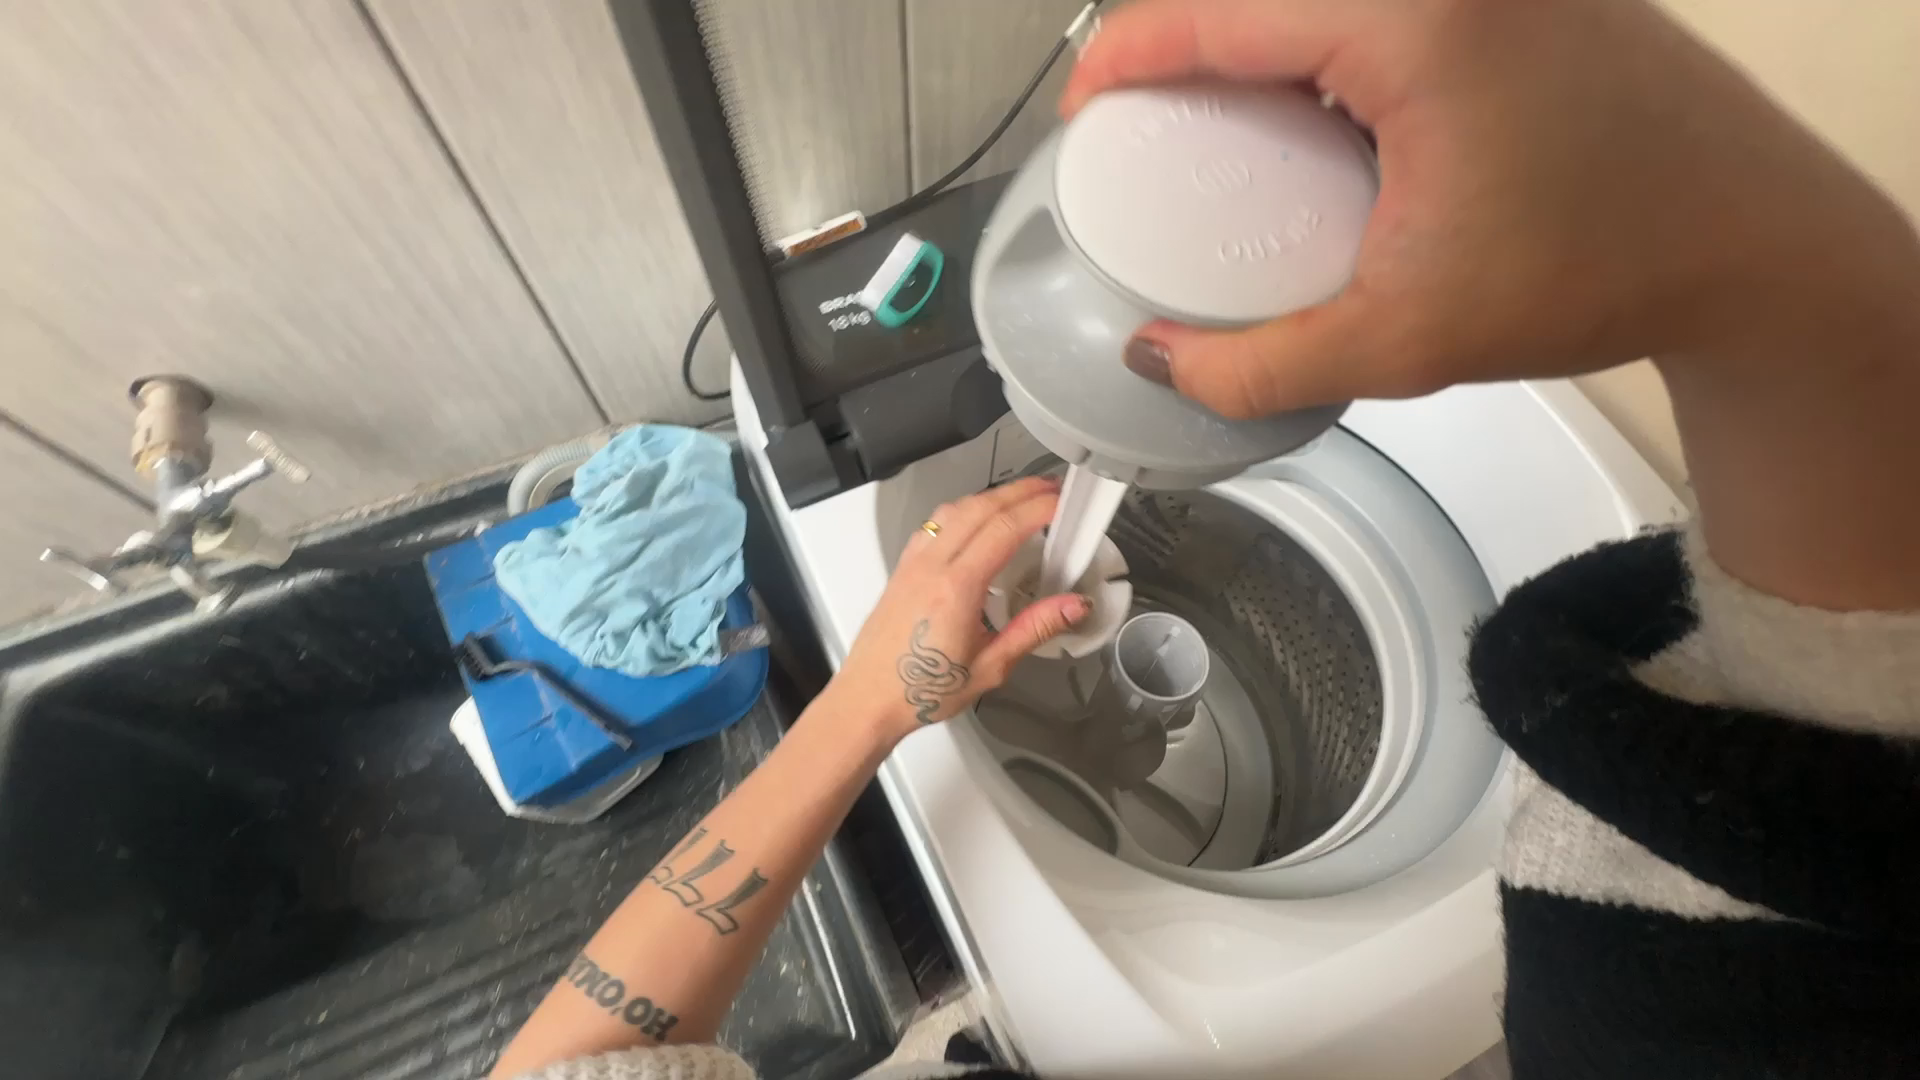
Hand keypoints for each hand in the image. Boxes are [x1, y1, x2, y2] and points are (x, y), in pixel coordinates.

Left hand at [828, 476, 1091, 744]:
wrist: (868, 700)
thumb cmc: (921, 690)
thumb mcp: (990, 667)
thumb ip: (1034, 629)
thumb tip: (1073, 605)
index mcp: (956, 589)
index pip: (1004, 529)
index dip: (1038, 508)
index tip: (1062, 502)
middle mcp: (931, 567)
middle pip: (981, 507)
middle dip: (1020, 491)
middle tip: (1051, 489)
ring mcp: (913, 563)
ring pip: (955, 509)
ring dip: (991, 496)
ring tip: (1020, 499)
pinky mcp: (903, 568)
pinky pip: (935, 523)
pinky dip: (963, 510)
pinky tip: (976, 520)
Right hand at [1065, 0, 1919, 418]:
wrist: (1747, 250)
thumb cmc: (1581, 285)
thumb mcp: (1394, 349)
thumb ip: (1253, 368)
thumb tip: (1153, 358)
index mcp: (1417, 21)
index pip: (1228, 6)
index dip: (1131, 50)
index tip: (1080, 109)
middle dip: (1175, 42)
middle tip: (1129, 127)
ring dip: (1238, 47)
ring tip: (1192, 125)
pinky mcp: (1506, 2)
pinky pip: (1363, 14)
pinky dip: (1299, 55)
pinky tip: (1287, 120)